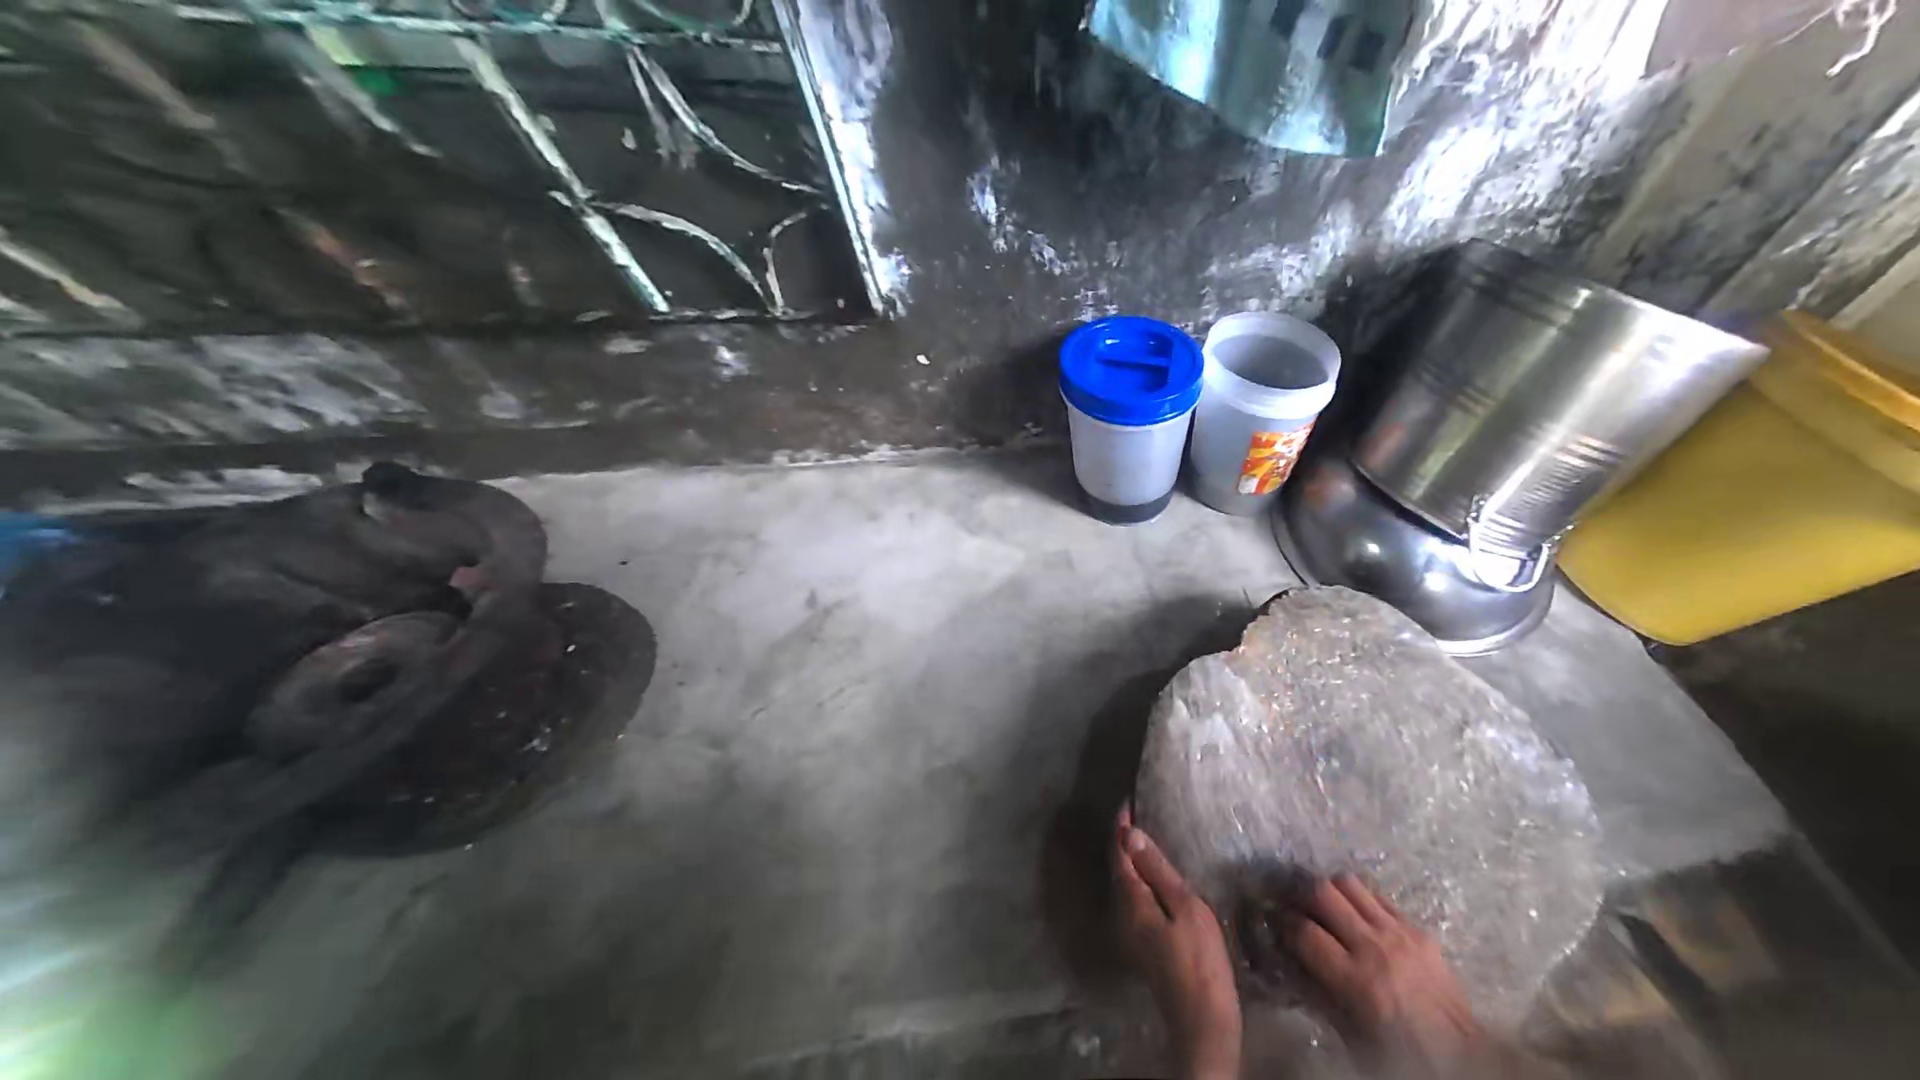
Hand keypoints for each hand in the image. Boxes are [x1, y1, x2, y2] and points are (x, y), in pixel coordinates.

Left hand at [1114, 807, 1241, 1079]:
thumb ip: (1157, 869)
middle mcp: (1121, 911)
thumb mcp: (1184, 906)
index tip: (1130, 800)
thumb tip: (1130, 833)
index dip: (1121, 825)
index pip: (1118, 850)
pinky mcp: (1143, 941)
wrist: (1202, 1022)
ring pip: (1126, 881)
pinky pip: (1136, 896)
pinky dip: (1142, 877)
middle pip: (1118, 865)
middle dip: (1125, 838)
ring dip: (1134, 857)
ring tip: (1150, 835)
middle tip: (1140, 812)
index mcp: (1129, 898)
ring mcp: (1130, 929)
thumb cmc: (1198, 959)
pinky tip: (1159, 875)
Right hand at [1285, 875, 1484, 1070]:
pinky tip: (1357, 913)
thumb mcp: (1349, 1032)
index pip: (1304, 931)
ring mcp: (1399, 935)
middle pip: (1322, 893)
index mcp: (1356, 981)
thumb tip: (1289, 956)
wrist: (1464, 1057)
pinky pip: (1379, 897)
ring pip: (1349, 884)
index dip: (1283, 922)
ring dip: (1330, 889)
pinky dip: (1361, 899)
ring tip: (1324, 902)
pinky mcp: (1418, 931)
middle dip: (1301, 894)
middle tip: (1295, 902)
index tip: (1276, 922)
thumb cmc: (1399, 1050)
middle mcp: (1374, 948)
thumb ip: (1317, 990)